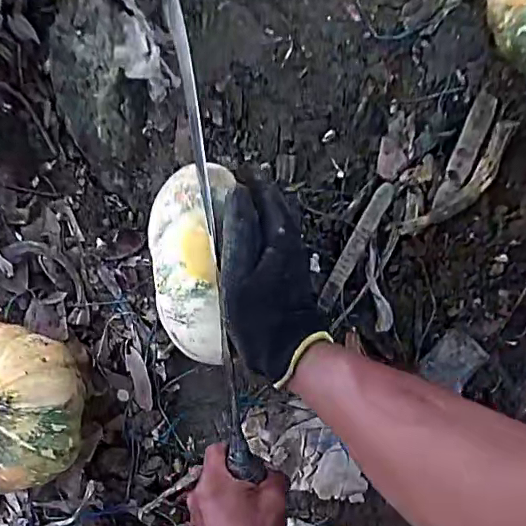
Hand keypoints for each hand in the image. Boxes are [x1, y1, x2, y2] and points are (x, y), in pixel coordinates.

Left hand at [189, 442, 288, 525]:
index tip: (252, 459)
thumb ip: (274, 478)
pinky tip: (248, 524)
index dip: (238, 450)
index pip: (218, 448)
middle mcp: (199, 495)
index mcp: (212, 482)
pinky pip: (218, 508)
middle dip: (242, 475)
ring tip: (256, 510)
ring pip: (219, 490)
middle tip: (260, 488)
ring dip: (238, 494)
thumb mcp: (274, 502)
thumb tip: (273, 474)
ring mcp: (199, 513)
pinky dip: (232, 510)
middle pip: (219, 470)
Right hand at [223, 169, 331, 385]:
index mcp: (280, 237)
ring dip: (260, 210)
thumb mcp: (238, 276)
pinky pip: (278, 238)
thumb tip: (237, 195)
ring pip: (279, 221)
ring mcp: (295, 257)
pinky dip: (263, 229)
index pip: (265, 194)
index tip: (229, 173)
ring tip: (237, 208)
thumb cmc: (259, 319)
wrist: (289, 352)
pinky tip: (249, 239)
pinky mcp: (293, 272)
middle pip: (276, 204)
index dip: (247, 180)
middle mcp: (292, 241)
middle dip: (256, 191)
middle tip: (232, 187)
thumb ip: (238, 233)